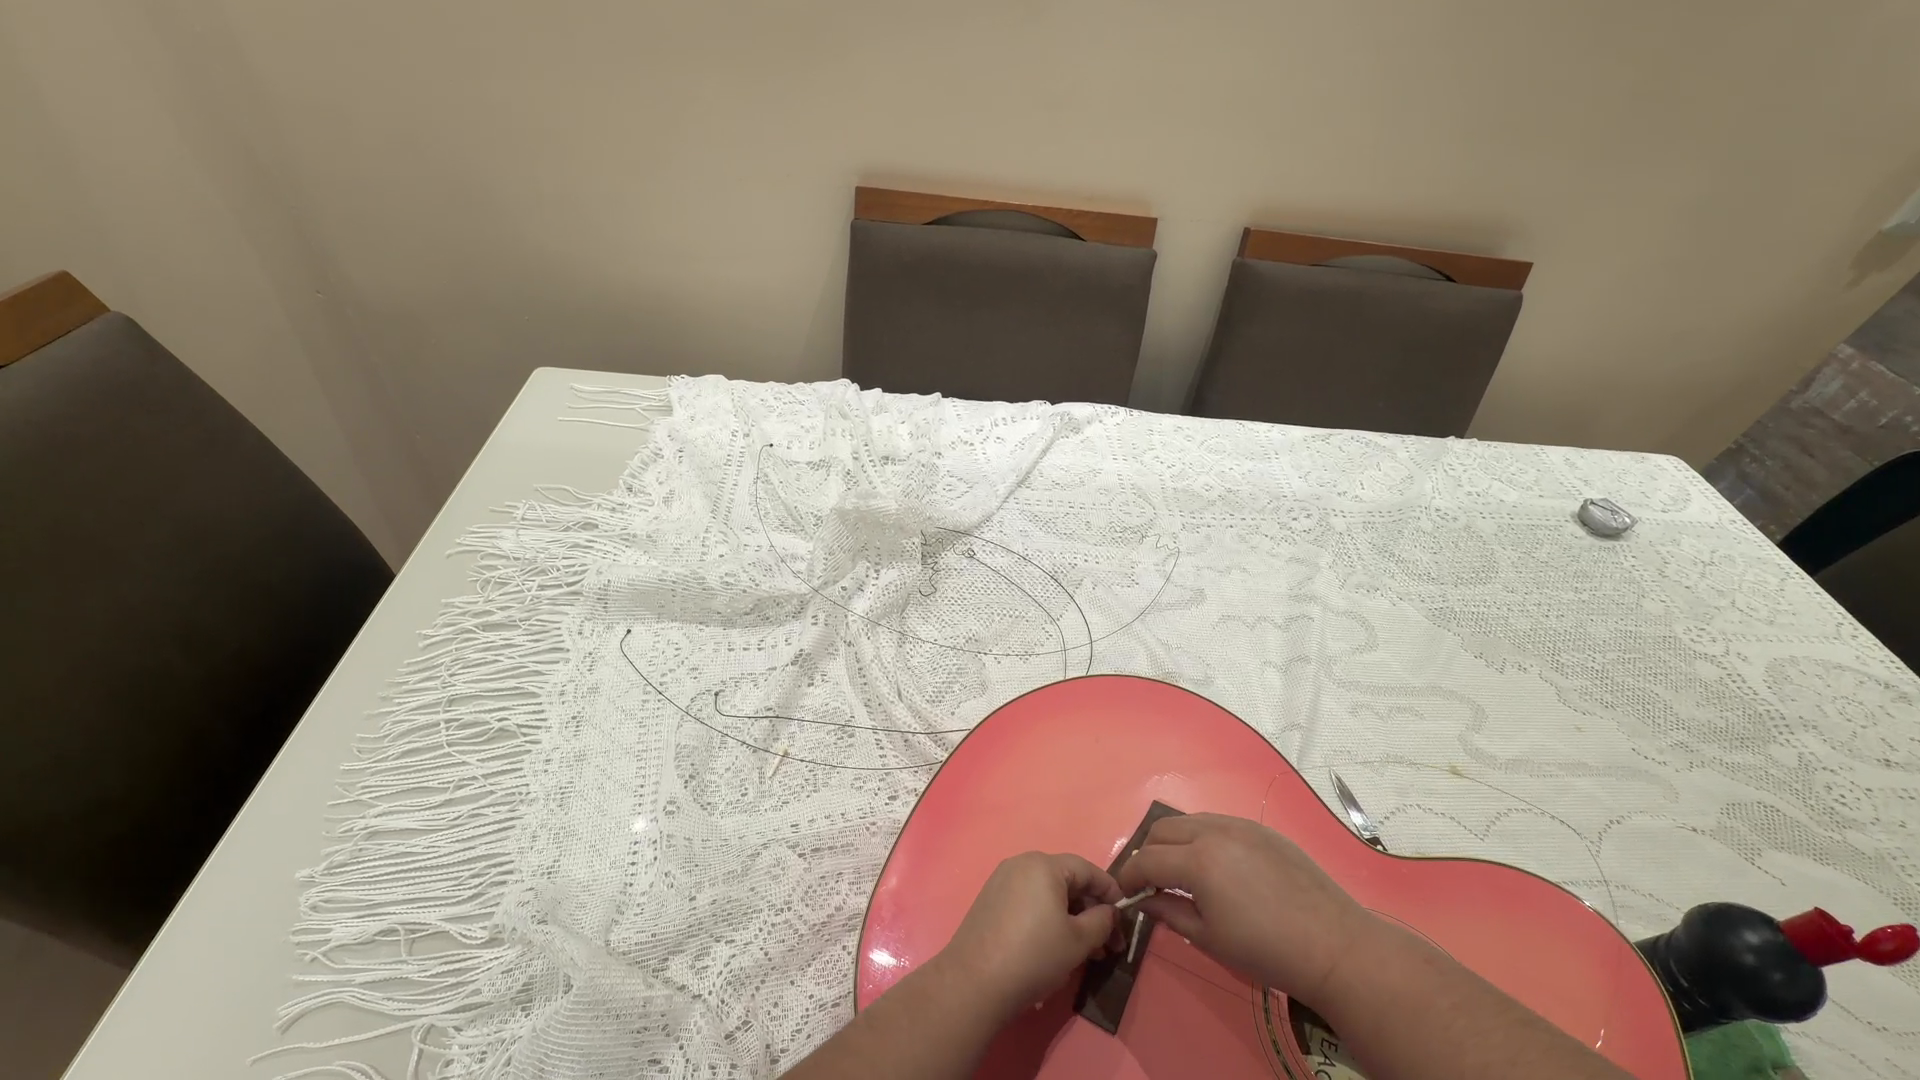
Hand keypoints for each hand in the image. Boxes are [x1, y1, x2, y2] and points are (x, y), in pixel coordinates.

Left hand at [936, 852, 1123, 1017]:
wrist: (974, 982)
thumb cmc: (1034, 955)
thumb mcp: (1079, 940)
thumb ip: (1102, 921)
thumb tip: (1109, 913)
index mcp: (1043, 865)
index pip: (1087, 870)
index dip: (1111, 892)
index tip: (1125, 917)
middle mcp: (1021, 864)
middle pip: (1067, 882)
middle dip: (1091, 911)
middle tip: (1108, 945)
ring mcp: (1002, 882)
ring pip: (1048, 895)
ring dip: (1071, 919)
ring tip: (1086, 953)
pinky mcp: (990, 902)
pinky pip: (1029, 903)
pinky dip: (1048, 920)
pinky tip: (1056, 948)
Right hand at [1116, 814, 1368, 1004]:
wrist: (1333, 945)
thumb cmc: (1266, 950)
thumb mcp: (1208, 938)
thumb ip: (1169, 912)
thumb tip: (1145, 901)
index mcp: (1197, 861)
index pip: (1146, 860)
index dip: (1128, 877)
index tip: (1124, 893)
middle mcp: (1214, 832)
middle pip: (1162, 830)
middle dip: (1149, 854)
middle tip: (1152, 884)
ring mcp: (1241, 825)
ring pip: (1190, 822)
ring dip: (1175, 842)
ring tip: (1182, 873)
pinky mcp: (1262, 829)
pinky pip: (1218, 823)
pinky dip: (1203, 838)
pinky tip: (1216, 867)